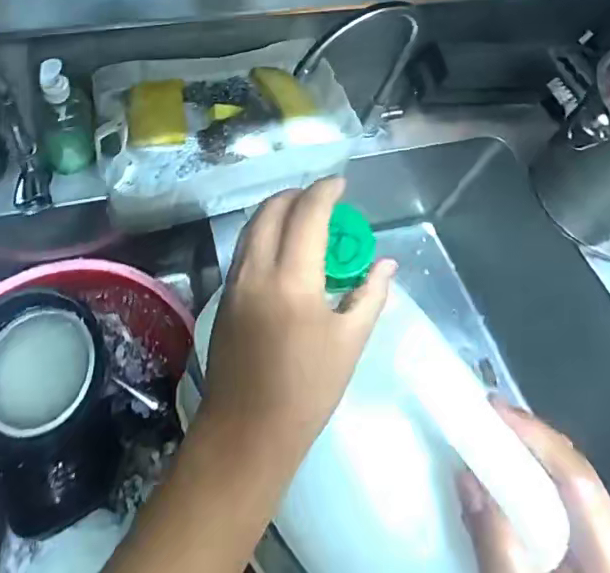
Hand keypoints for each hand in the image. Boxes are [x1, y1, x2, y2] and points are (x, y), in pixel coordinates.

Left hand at [201, 177, 396, 463]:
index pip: (307, 215)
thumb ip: (369, 296)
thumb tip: (386, 264)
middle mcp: (257, 269)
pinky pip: (244, 247)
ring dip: (276, 210)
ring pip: (253, 226)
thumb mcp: (349, 344)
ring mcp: (235, 279)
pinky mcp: (224, 293)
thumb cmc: (308, 389)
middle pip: (272, 210)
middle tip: (321, 197)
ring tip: (301, 214)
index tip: (340, 183)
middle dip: (296, 194)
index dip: (324, 192)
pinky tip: (281, 245)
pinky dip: (263, 232)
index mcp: (292, 279)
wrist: (248, 427)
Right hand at [457, 402, 609, 572]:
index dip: (534, 436)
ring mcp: (607, 568)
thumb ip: (498, 548)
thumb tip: (467, 475)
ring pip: (569, 504)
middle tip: (478, 419)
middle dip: (527, 446)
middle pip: (577, 485)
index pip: (579, 481)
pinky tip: (499, 497)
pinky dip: (528, 502)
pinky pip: (561, 527)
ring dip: (525, 470)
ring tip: (483, 445)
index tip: (488, 407)